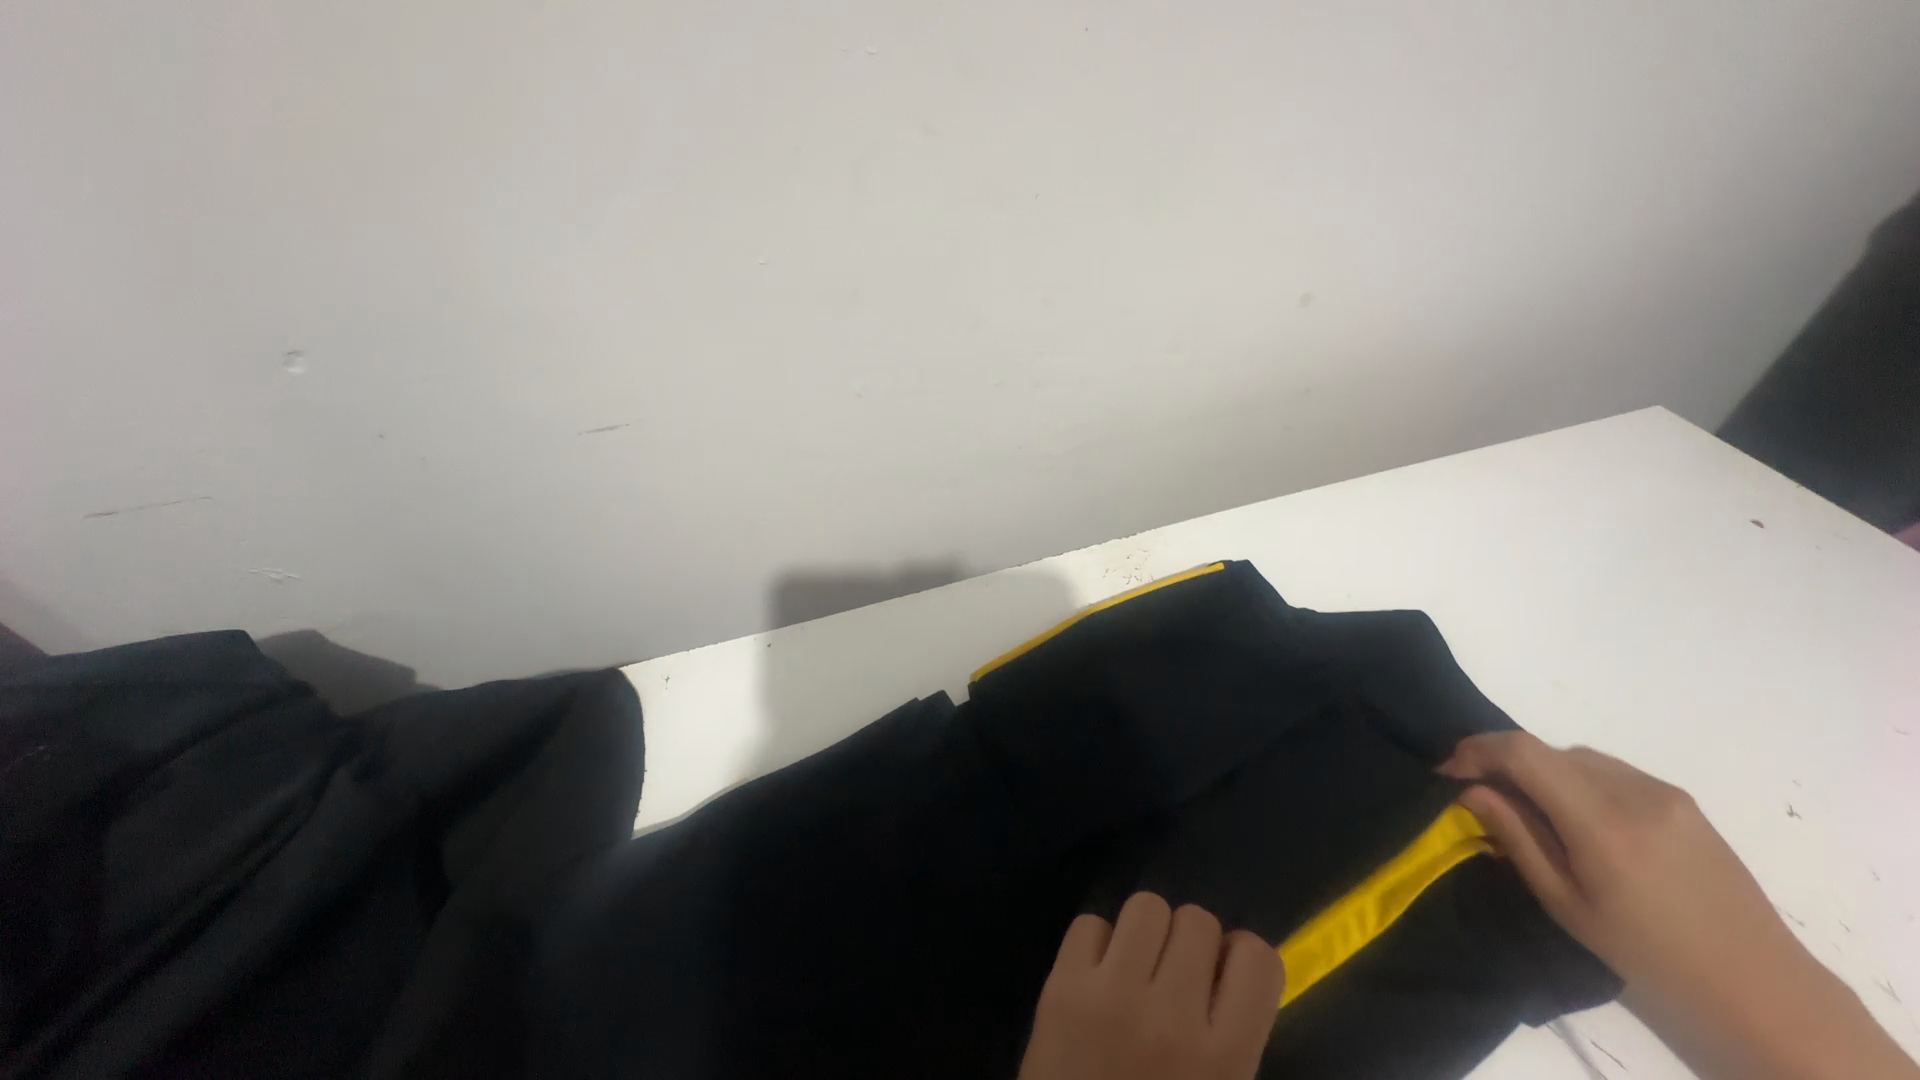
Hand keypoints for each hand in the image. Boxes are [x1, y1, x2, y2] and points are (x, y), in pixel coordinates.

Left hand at [1018, 892, 1282, 1079]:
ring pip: (1146, 906)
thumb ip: (1234, 1034)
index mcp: (1225, 1059)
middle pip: (1198, 921)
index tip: (1225, 976)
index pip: (1258, 958)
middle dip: (1190, 943)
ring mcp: (1112, 995)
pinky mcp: (1062, 987)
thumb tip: (1229, 963)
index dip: (1241, 958)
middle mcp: (1172, 1016)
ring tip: (1136, 966)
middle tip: (1174, 975)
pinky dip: (1097, 943)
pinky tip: (1096, 975)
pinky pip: (1090, 923)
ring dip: (1146, 932)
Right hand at [1441, 732, 1918, 1079]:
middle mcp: (1635, 792)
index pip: (1523, 751)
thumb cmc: (1647, 956)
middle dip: (1503, 763)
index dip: (1476, 750)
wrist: (1757, 986)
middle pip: (1547, 749)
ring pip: (1578, 757)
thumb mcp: (1565, 903)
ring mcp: (1665, 793)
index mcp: (1602, 822)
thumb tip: (1471, 791)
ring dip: (1541, 771)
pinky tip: (1575, 817)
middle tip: (1479, 797)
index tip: (1447, 774)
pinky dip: (1577, 779)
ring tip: (1526, 809)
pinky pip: (1611, 771)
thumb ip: (1516, 838)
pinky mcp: (1683, 802)